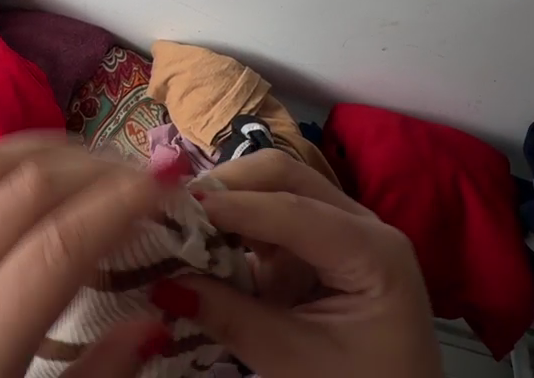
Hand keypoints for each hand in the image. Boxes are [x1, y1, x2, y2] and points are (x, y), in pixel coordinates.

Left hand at [0, 135, 178, 377]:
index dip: (119, 204)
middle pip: (27, 189)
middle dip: (98, 169)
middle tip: (149, 175)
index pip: (58, 245)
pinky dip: (14, 158)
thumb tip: (152, 321)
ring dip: (55, 151)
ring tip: (105, 162)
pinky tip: (46, 169)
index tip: (168, 183)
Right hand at [162, 150, 442, 377]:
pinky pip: (269, 215)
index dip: (235, 205)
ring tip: (184, 221)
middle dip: (229, 186)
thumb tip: (159, 281)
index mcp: (373, 251)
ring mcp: (338, 228)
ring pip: (273, 186)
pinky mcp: (316, 244)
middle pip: (285, 176)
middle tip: (178, 207)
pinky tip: (205, 238)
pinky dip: (235, 223)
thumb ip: (230, 317)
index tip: (180, 208)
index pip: (295, 208)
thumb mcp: (295, 363)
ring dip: (228, 200)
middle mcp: (360, 223)